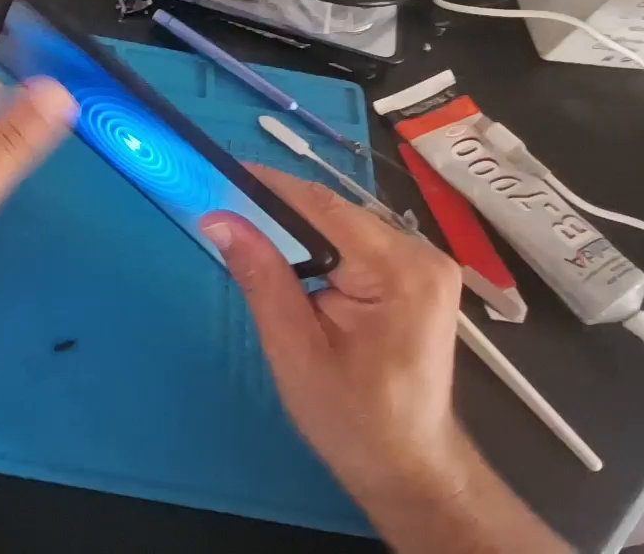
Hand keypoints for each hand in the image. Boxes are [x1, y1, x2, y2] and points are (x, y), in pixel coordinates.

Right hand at [201, 165, 465, 501]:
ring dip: (296, 224)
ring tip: (246, 226)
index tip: (220, 175)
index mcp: (401, 272)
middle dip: (278, 207)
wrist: (410, 468)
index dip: (269, 186)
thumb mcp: (295, 350)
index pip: (323, 207)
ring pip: (343, 221)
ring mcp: (424, 261)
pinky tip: (287, 254)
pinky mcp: (416, 273)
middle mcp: (421, 254)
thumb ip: (261, 277)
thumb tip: (219, 219)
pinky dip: (318, 242)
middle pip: (335, 210)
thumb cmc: (352, 420)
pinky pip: (356, 240)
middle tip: (223, 206)